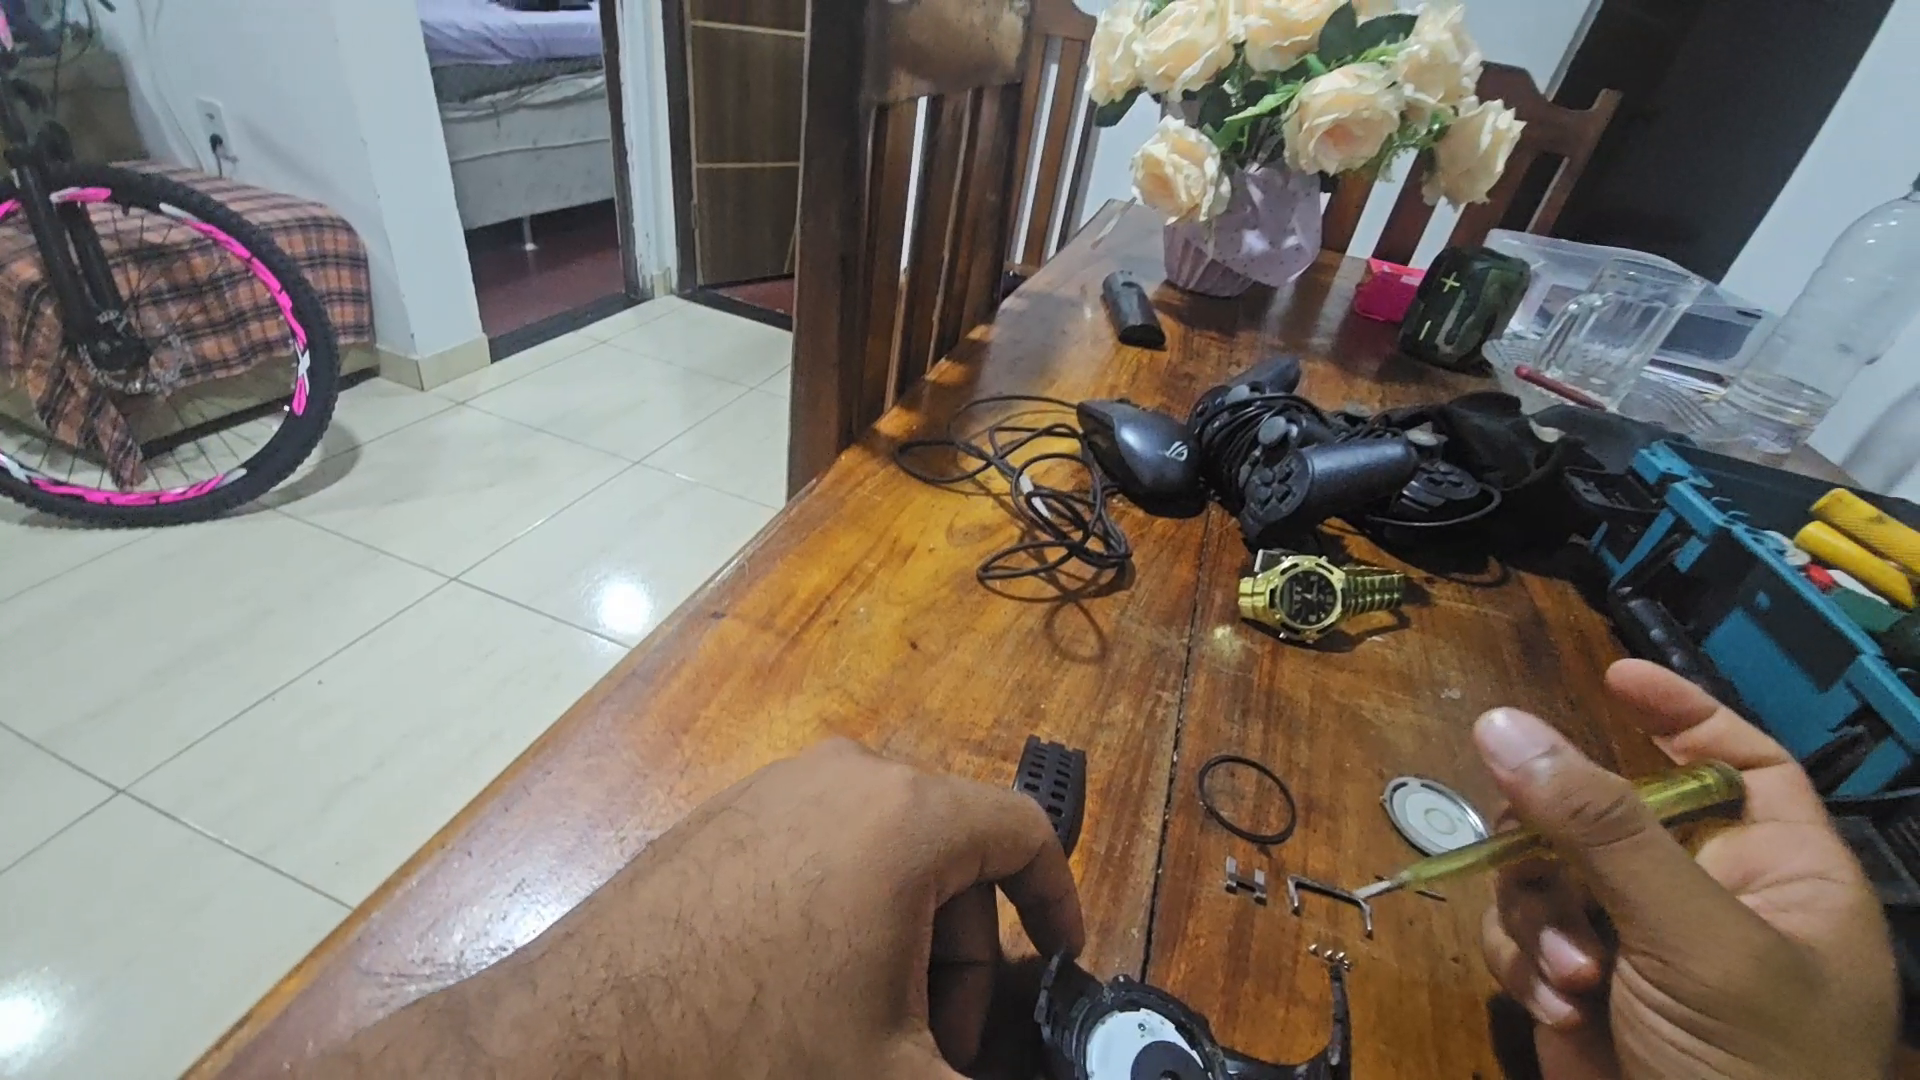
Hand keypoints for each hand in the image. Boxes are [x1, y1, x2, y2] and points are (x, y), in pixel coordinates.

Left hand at [299, 738, 1081, 1078]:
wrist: (560, 1054)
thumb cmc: (752, 1056)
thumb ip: (983, 1070)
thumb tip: (1018, 1067)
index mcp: (906, 813)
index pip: (1024, 827)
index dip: (1056, 896)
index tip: (1060, 962)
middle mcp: (850, 772)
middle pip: (952, 845)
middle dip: (966, 943)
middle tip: (937, 1037)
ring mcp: (782, 783)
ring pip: (889, 845)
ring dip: (908, 930)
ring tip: (867, 1020)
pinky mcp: (732, 810)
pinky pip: (826, 842)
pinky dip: (849, 906)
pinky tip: (805, 983)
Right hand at [1477, 659, 1897, 1079]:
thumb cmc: (1760, 1070)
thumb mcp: (1692, 939)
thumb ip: (1600, 828)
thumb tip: (1501, 721)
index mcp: (1771, 873)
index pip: (1738, 763)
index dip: (1682, 714)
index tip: (1609, 676)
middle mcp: (1694, 890)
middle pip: (1594, 804)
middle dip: (1554, 838)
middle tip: (1533, 855)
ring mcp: (1625, 930)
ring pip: (1535, 864)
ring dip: (1538, 916)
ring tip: (1572, 974)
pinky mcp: (1568, 967)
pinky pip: (1515, 922)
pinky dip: (1522, 956)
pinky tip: (1554, 1000)